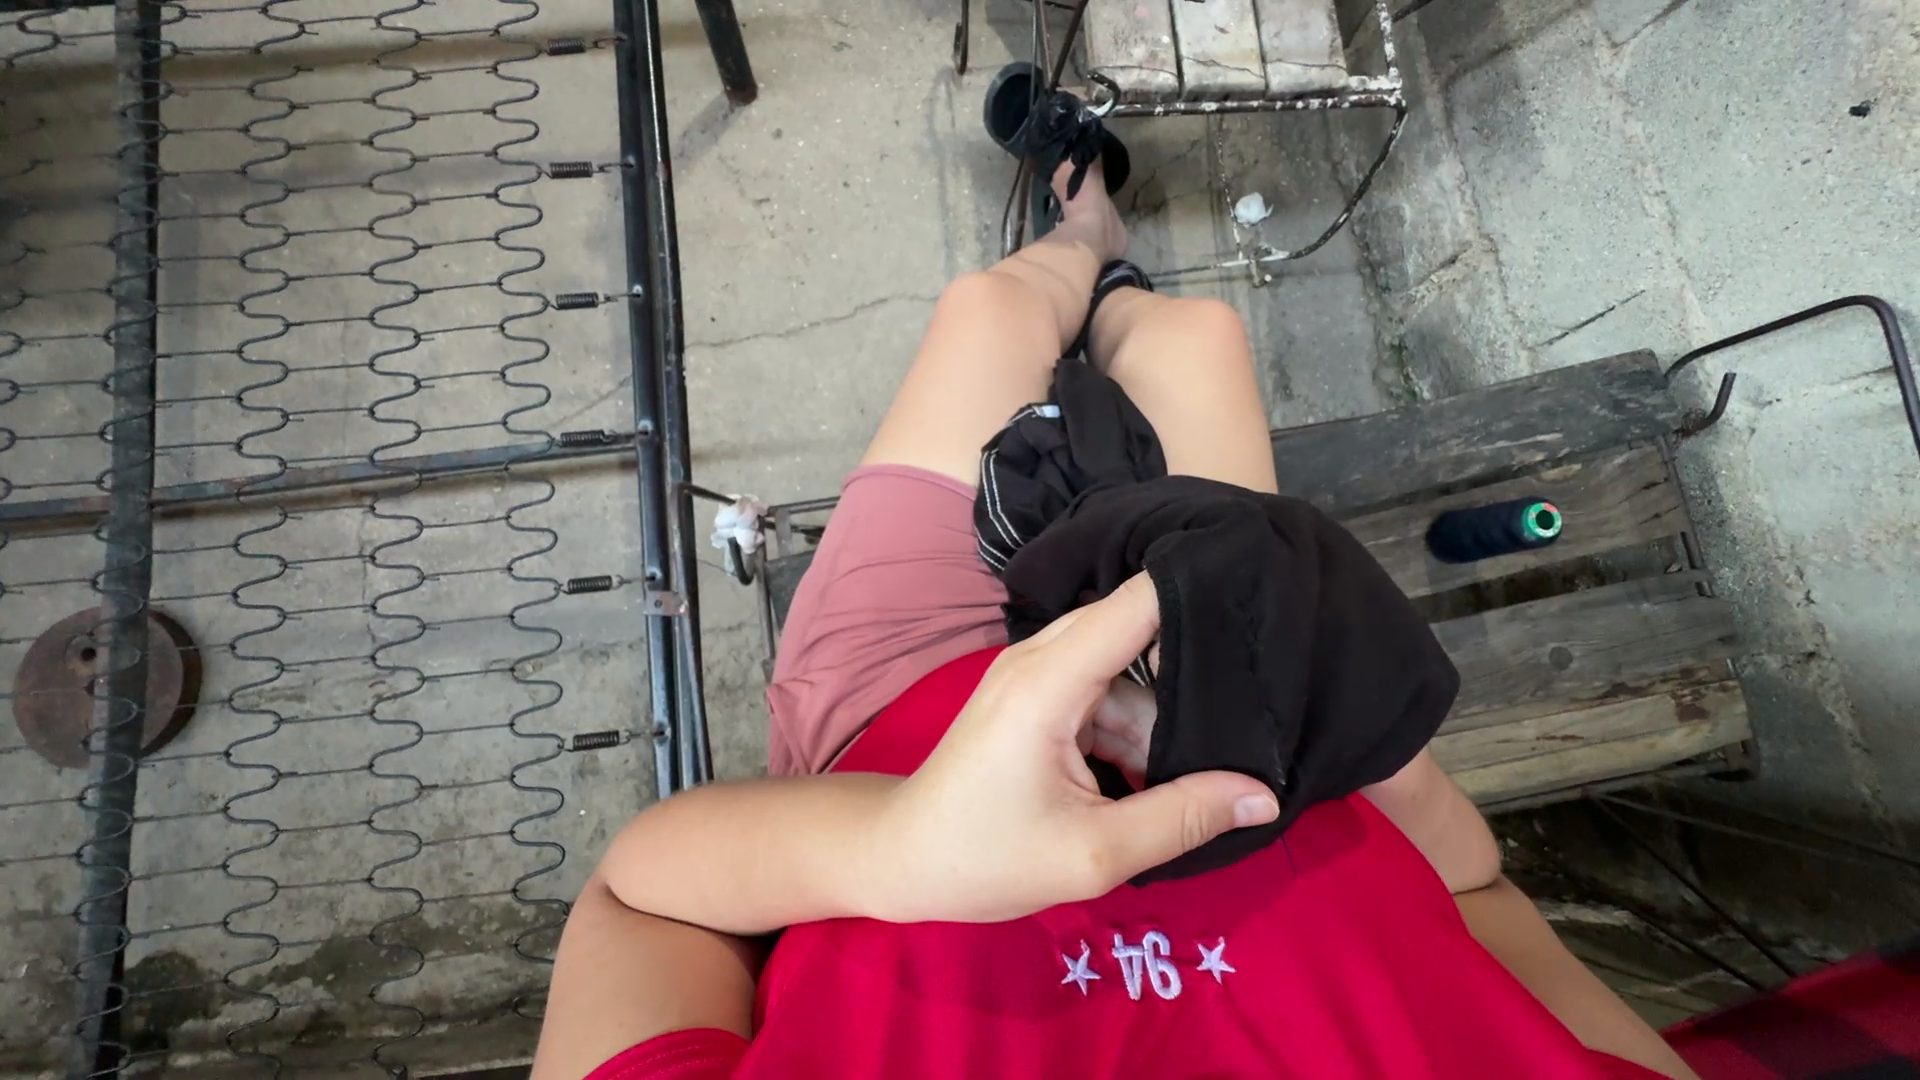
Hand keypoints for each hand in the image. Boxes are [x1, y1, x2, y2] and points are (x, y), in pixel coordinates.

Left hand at [869, 574, 1279, 922]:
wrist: (904, 857)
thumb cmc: (987, 857)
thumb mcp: (1094, 853)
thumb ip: (1183, 818)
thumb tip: (1266, 793)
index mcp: (1048, 680)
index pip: (1136, 603)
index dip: (1197, 588)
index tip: (1261, 592)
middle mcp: (1040, 658)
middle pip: (1136, 633)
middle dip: (1191, 670)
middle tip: (1253, 710)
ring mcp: (1034, 675)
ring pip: (1124, 674)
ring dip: (1158, 721)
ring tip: (1194, 776)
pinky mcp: (1034, 697)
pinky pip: (1102, 696)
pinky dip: (1130, 732)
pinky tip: (1152, 780)